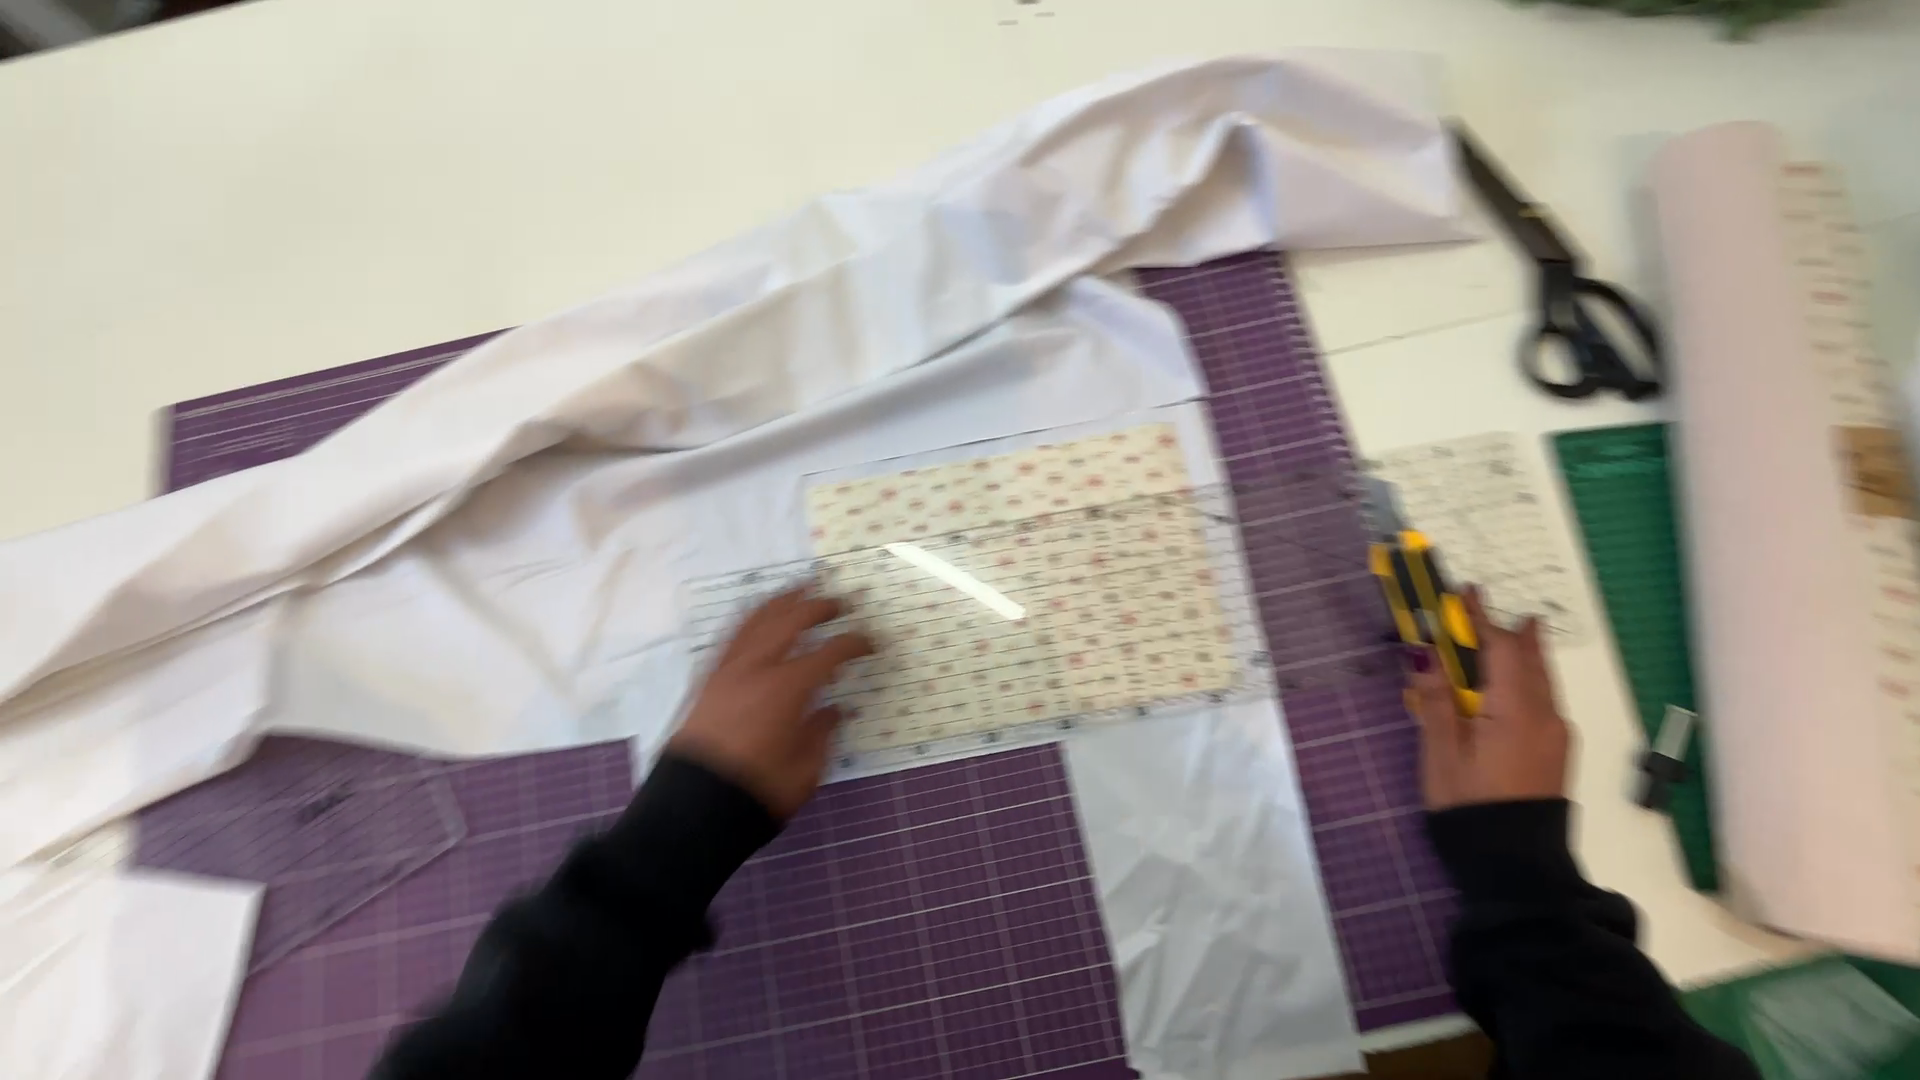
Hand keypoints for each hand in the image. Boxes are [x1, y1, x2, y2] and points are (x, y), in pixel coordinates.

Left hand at [668, 587, 872, 818]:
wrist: (693, 805)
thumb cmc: (758, 790)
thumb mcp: (805, 769)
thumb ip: (823, 732)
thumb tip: (834, 709)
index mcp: (789, 687)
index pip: (831, 651)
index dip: (855, 643)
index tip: (870, 643)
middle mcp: (759, 666)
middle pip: (793, 620)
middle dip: (820, 606)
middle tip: (840, 603)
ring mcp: (729, 668)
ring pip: (758, 618)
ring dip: (783, 600)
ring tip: (801, 589)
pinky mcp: (709, 677)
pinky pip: (732, 633)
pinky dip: (752, 617)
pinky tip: (760, 615)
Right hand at [1407, 587, 1571, 809]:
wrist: (1514, 863)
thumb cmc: (1470, 804)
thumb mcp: (1441, 752)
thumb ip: (1435, 701)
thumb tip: (1424, 656)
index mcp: (1516, 712)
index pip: (1499, 650)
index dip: (1478, 619)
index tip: (1465, 591)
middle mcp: (1546, 715)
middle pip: (1526, 659)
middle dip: (1504, 630)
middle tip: (1480, 607)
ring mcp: (1555, 734)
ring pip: (1537, 679)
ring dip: (1515, 653)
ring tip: (1500, 633)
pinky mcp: (1555, 749)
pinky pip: (1539, 699)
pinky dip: (1521, 677)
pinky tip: (1505, 681)